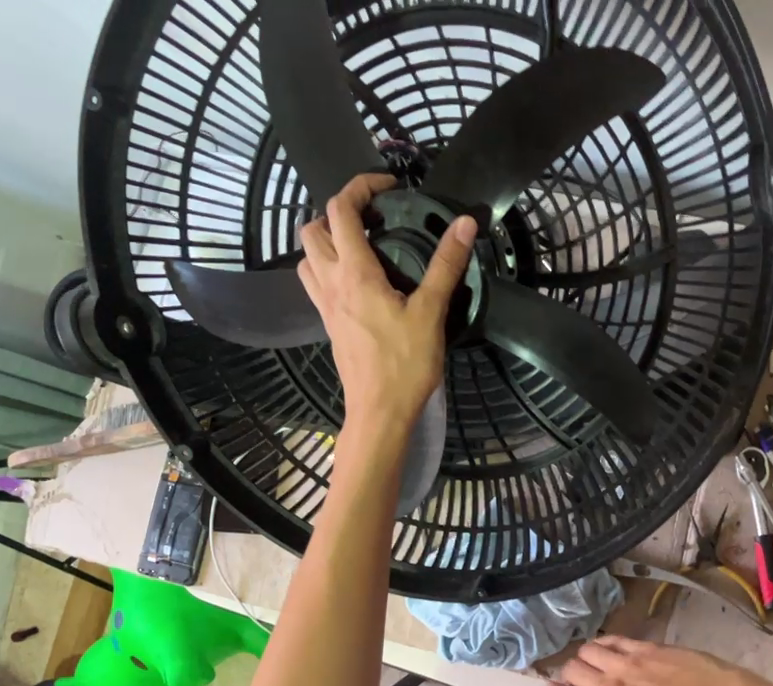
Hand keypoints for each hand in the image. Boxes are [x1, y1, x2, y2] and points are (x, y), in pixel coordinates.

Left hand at [297, 173, 477, 427]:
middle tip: (373, 220)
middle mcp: (331, 282)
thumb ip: (445, 266)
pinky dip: (328, 268)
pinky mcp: (330, 325)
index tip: (388, 187)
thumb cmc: (404, 364)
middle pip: (313, 228)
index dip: (360, 187)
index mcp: (354, 272)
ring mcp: (325, 305)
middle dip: (338, 213)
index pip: (341, 209)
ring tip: (361, 246)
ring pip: (308, 256)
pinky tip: (357, 281)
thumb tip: (464, 222)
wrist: (379, 412)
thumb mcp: (431, 313)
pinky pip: (315, 283)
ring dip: (327, 240)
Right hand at [546, 636, 772, 685]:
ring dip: (587, 657)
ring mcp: (624, 666)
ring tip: (600, 663)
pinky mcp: (643, 647)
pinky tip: (615, 651)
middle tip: (583, 680)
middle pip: (569, 672)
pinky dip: (606, 645)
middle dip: (571, 676)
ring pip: (586, 651)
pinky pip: (610, 640)